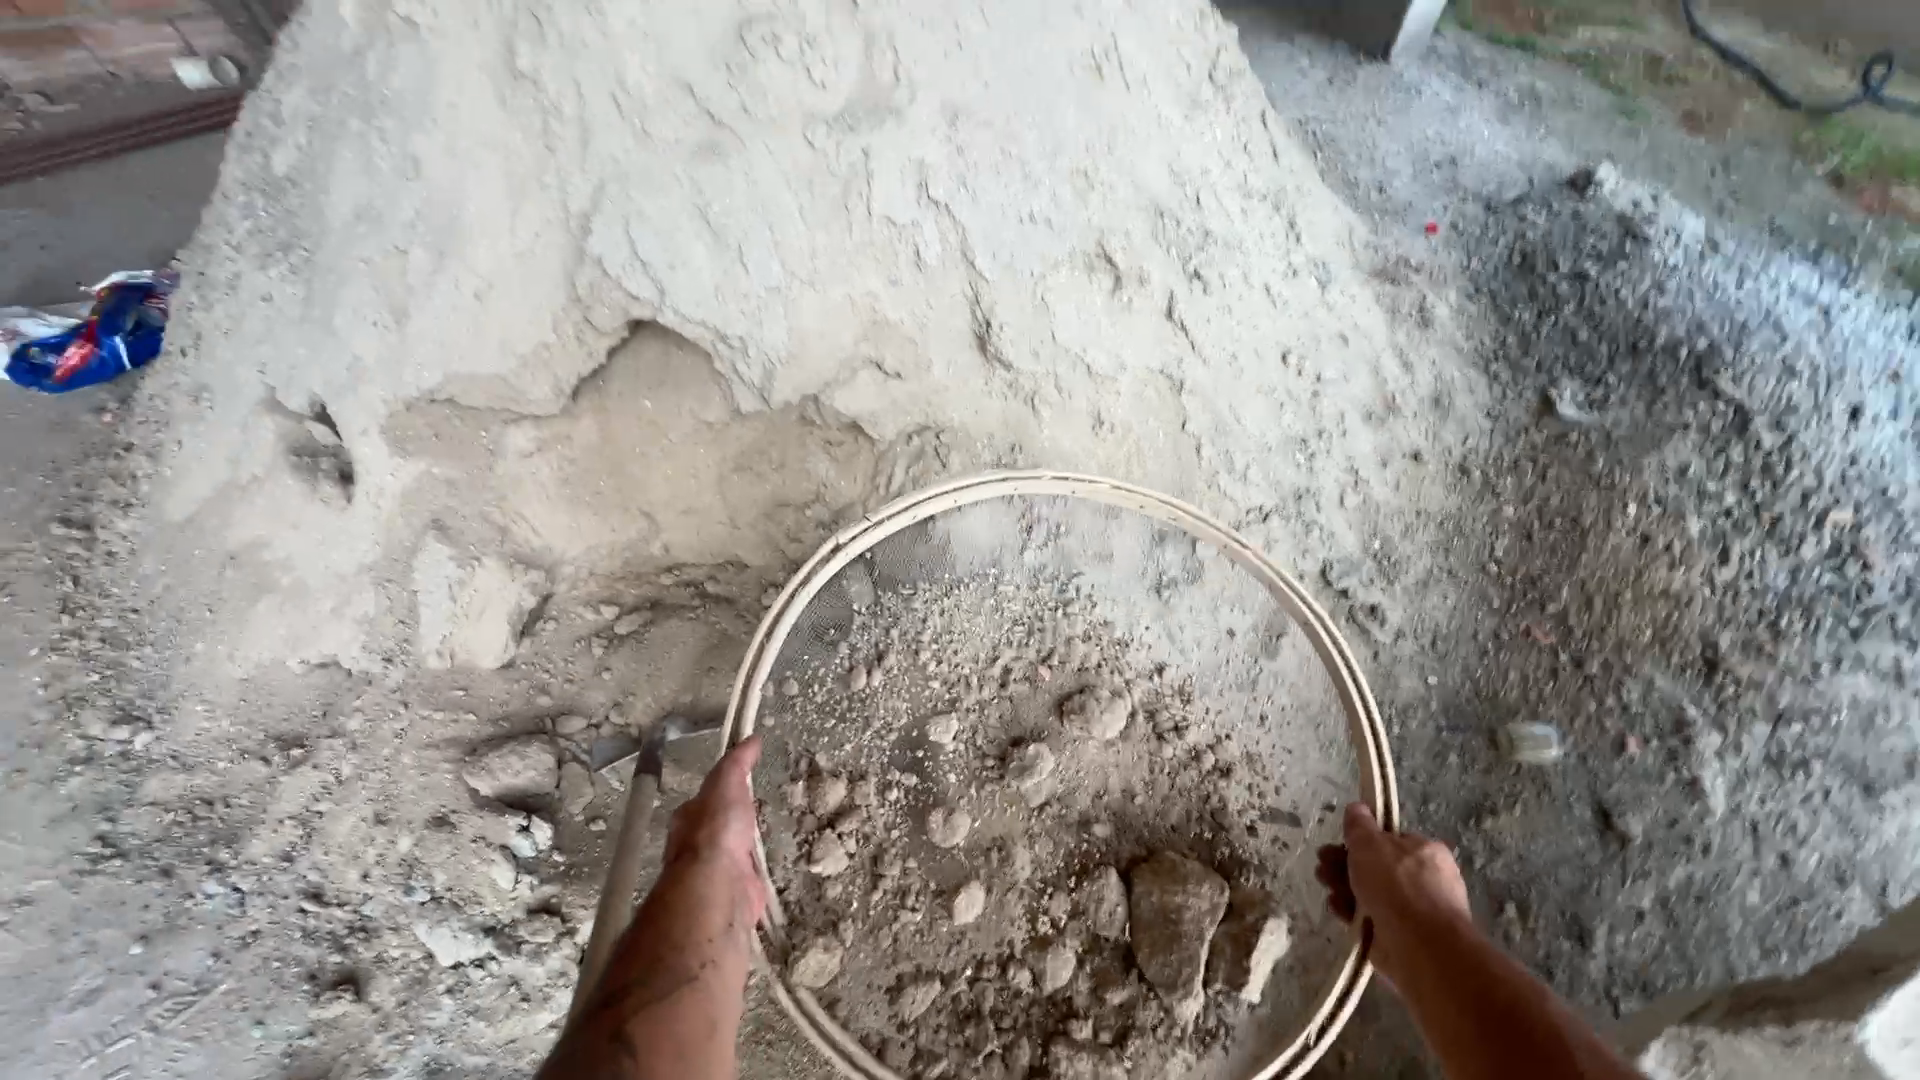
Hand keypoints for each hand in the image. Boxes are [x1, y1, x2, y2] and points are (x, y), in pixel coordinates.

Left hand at [663, 734, 767, 926]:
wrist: (718, 884)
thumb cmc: (716, 829)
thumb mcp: (726, 783)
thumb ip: (737, 762)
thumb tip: (752, 738)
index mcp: (689, 817)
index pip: (707, 798)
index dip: (725, 789)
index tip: (747, 782)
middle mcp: (698, 844)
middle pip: (721, 825)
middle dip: (739, 820)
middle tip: (762, 809)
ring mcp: (717, 868)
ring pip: (736, 850)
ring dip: (750, 846)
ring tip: (773, 835)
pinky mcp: (738, 888)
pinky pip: (752, 873)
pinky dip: (762, 869)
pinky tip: (775, 863)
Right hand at [1315, 802, 1471, 986]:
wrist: (1420, 945)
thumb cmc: (1397, 885)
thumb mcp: (1370, 843)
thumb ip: (1359, 824)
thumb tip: (1357, 807)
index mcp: (1425, 852)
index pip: (1390, 840)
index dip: (1362, 840)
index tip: (1340, 843)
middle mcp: (1424, 879)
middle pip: (1375, 866)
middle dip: (1344, 863)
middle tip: (1323, 862)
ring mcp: (1413, 910)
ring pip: (1369, 891)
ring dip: (1343, 885)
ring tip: (1325, 883)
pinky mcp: (1400, 935)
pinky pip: (1370, 917)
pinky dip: (1351, 911)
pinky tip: (1337, 907)